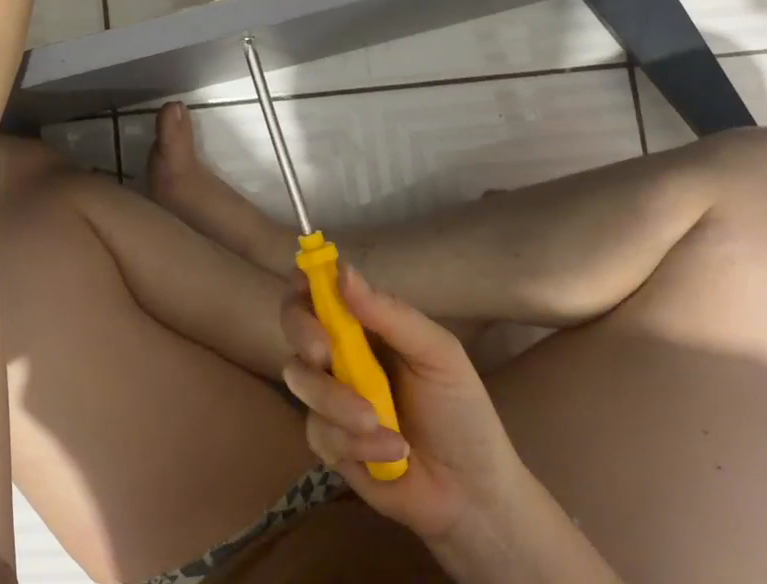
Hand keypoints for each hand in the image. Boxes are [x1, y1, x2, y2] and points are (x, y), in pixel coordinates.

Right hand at [279, 267, 519, 544]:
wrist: (472, 494)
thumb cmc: (462, 413)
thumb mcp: (438, 355)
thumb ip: (390, 314)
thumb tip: (341, 271)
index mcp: (367, 327)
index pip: (320, 293)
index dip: (305, 283)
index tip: (306, 287)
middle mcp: (341, 356)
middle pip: (294, 328)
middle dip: (305, 336)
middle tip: (325, 354)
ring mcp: (331, 399)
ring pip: (300, 381)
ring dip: (337, 402)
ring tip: (382, 424)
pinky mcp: (328, 442)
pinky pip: (319, 431)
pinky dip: (356, 443)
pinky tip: (392, 452)